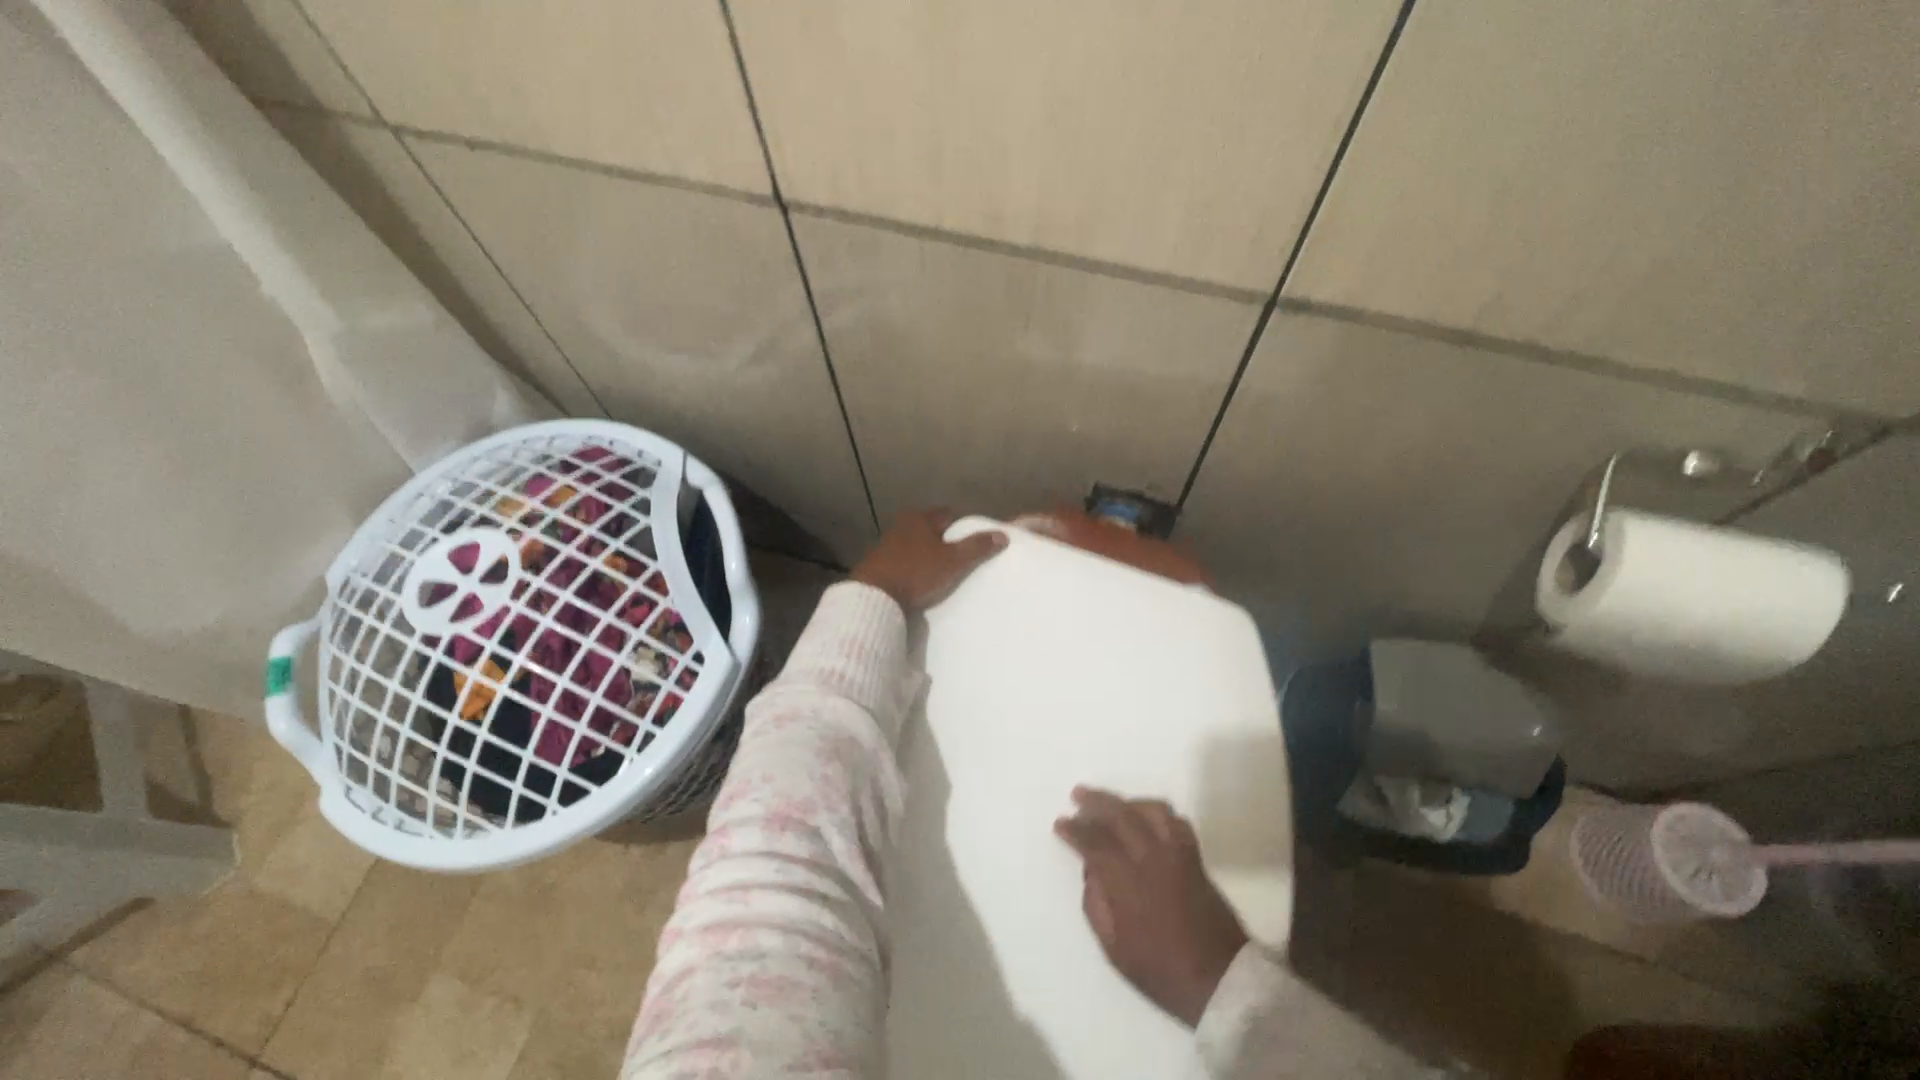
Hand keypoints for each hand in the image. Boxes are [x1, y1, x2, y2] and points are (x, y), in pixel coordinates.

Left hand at [851, 508, 1007, 613]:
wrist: (874, 597)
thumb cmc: (917, 572)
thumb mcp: (953, 561)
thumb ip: (977, 547)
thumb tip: (1002, 535)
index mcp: (920, 518)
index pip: (949, 514)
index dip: (964, 526)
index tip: (974, 541)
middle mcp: (902, 525)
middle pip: (931, 529)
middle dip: (945, 541)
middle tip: (961, 558)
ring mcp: (887, 545)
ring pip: (916, 546)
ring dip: (927, 555)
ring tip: (943, 572)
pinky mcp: (878, 564)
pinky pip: (903, 562)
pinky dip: (914, 568)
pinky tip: (921, 581)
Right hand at [1054, 787, 1248, 1026]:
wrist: (1221, 979)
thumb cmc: (1161, 970)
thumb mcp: (1115, 949)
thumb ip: (1096, 905)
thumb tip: (1091, 871)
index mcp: (1129, 883)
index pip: (1096, 843)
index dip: (1075, 830)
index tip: (1061, 823)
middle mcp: (1154, 859)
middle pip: (1122, 815)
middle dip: (1097, 802)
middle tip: (1078, 795)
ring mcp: (1179, 856)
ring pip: (1152, 810)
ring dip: (1127, 802)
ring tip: (1111, 805)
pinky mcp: (1196, 859)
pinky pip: (1176, 821)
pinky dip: (1157, 813)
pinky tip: (1146, 819)